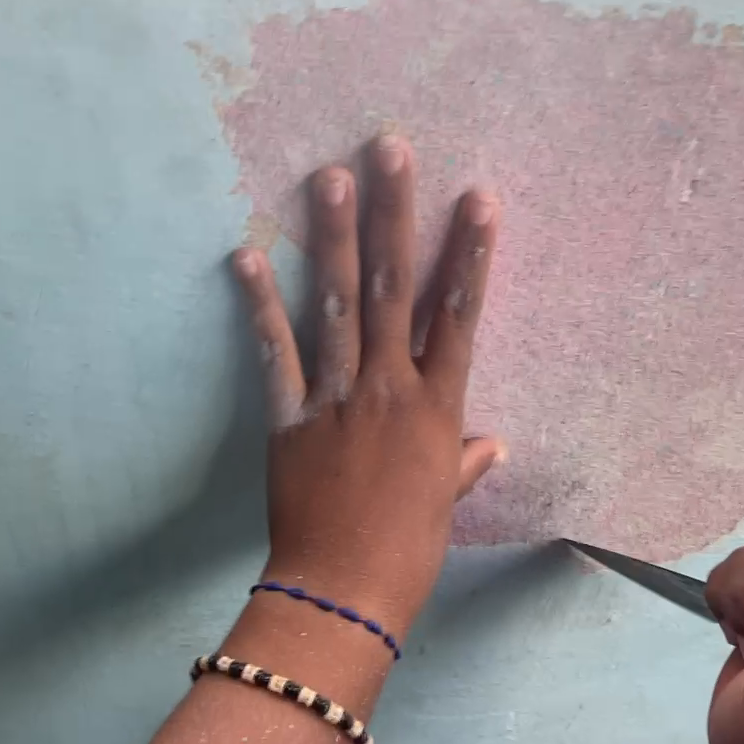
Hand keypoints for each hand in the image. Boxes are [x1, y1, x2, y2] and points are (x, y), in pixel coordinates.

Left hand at [230, 133, 503, 632]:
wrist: (345, 594)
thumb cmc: (408, 550)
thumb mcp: (447, 501)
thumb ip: (467, 461)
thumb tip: (495, 443)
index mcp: (439, 407)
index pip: (461, 315)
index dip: (471, 254)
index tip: (479, 198)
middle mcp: (392, 387)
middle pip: (398, 288)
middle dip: (397, 214)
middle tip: (390, 149)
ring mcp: (339, 397)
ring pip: (340, 304)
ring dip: (336, 236)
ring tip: (329, 175)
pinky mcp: (290, 417)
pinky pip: (276, 353)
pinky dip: (260, 305)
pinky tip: (247, 254)